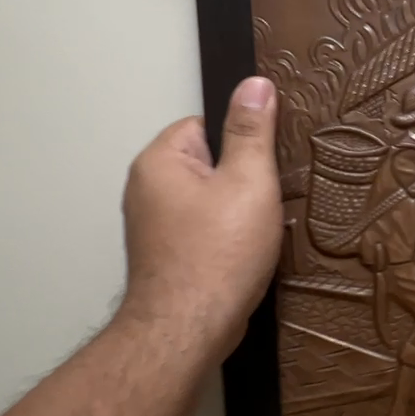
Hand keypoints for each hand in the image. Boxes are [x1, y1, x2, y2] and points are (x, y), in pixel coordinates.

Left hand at [120, 77, 282, 357]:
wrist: (190, 331)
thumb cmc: (219, 252)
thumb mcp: (249, 181)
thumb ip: (252, 131)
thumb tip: (255, 84)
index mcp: (159, 162)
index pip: (206, 124)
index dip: (241, 142)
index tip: (265, 165)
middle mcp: (147, 189)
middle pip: (209, 163)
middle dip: (242, 179)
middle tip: (267, 199)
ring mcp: (154, 226)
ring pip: (210, 199)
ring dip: (239, 211)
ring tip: (259, 230)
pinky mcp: (167, 256)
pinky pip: (205, 228)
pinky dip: (228, 236)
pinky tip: (246, 253)